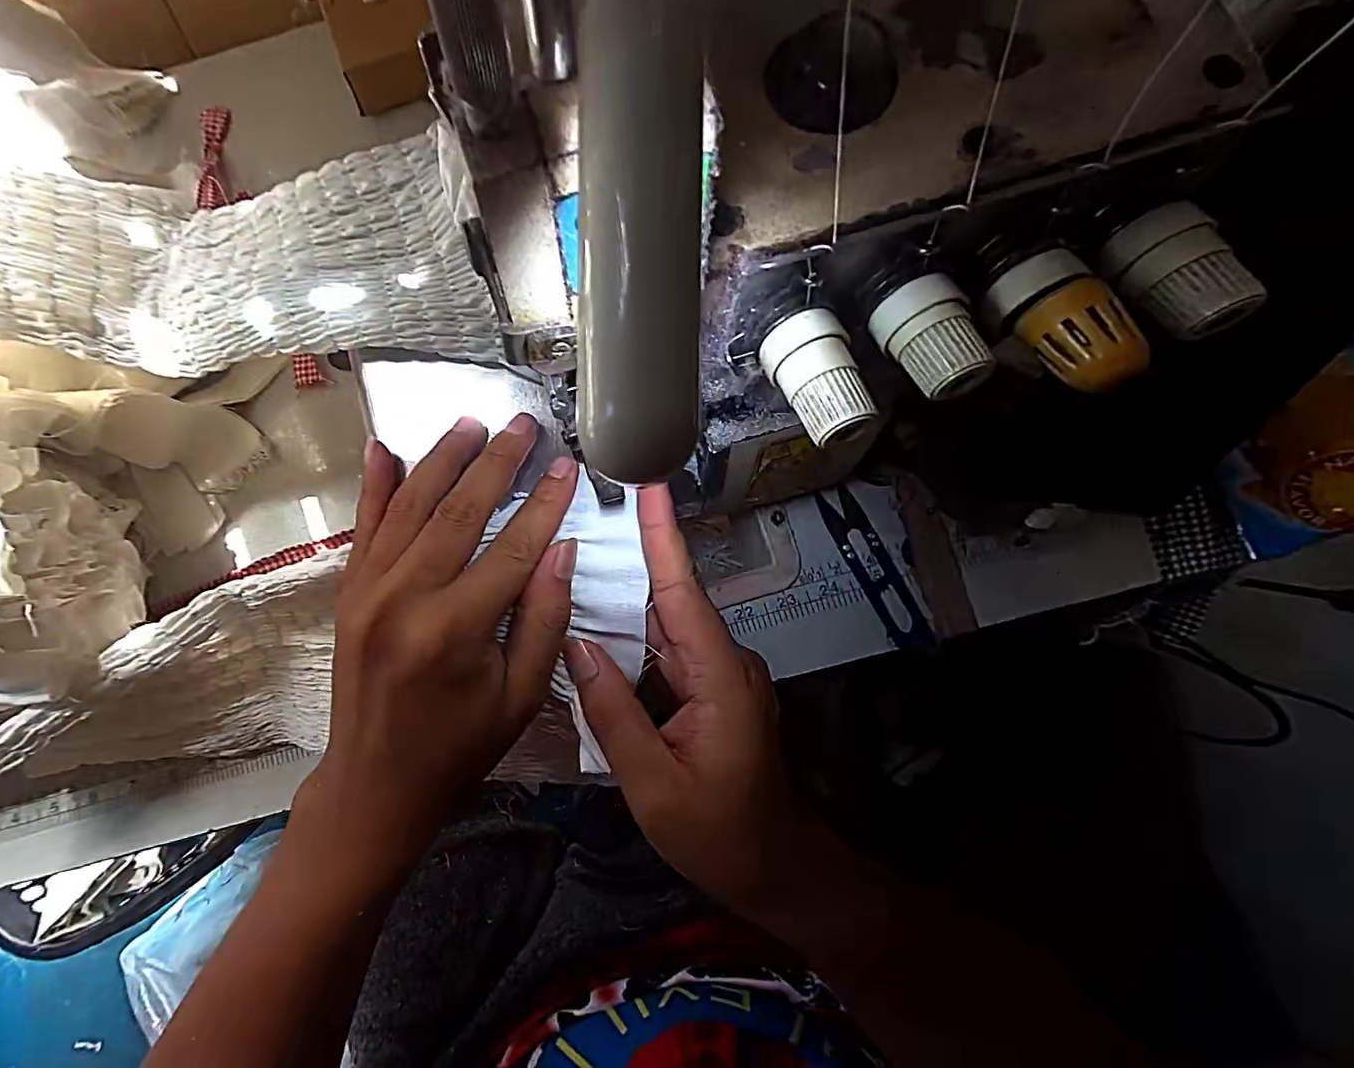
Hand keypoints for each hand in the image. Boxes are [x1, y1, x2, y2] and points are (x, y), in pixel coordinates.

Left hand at [302, 413, 579, 865]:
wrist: (374, 782)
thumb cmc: (458, 746)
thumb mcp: (520, 697)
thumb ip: (543, 619)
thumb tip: (561, 547)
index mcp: (454, 630)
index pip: (511, 549)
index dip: (545, 504)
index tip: (566, 467)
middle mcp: (404, 598)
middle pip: (459, 512)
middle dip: (496, 463)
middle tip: (522, 425)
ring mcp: (368, 590)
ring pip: (410, 506)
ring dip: (442, 460)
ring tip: (471, 423)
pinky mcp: (349, 592)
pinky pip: (365, 527)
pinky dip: (376, 485)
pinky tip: (384, 448)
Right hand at [566, 484, 846, 919]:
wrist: (777, 866)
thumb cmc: (719, 833)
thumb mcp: (654, 785)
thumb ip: (614, 714)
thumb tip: (577, 645)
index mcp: (719, 677)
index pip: (683, 594)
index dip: (663, 538)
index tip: (649, 487)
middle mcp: (725, 662)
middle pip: (672, 599)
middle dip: (633, 554)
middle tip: (587, 517)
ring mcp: (720, 675)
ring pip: (667, 624)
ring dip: (628, 595)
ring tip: (580, 561)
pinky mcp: (711, 689)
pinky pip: (667, 650)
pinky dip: (634, 634)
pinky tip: (599, 622)